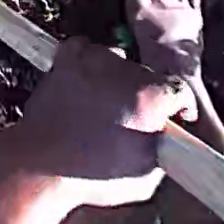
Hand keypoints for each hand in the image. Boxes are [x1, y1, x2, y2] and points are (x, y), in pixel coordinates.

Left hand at [0, 38, 195, 208]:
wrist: (43, 161)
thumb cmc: (93, 174)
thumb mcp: (147, 172)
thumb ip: (164, 145)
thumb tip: (167, 134)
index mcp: (149, 97)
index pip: (180, 89)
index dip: (181, 106)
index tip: (176, 118)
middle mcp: (121, 70)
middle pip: (148, 74)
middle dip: (148, 94)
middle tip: (136, 117)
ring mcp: (91, 59)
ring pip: (117, 59)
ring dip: (118, 77)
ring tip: (108, 102)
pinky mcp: (66, 58)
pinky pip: (86, 49)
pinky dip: (89, 61)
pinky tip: (88, 82)